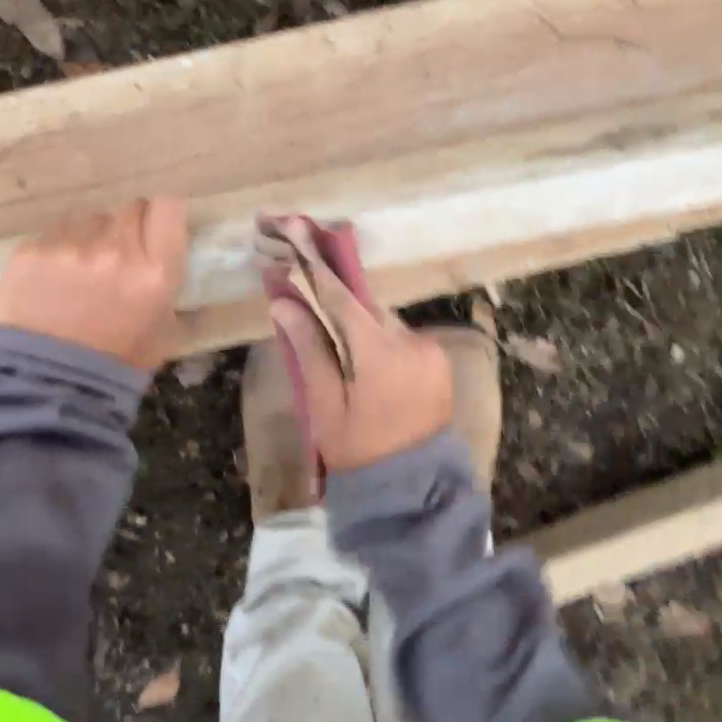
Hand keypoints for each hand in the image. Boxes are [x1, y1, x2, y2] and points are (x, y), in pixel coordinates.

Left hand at [0, 196, 189, 370]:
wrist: (44, 390)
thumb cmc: (114, 368)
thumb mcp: (162, 335)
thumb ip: (170, 294)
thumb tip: (169, 270)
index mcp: (155, 273)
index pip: (168, 208)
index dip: (163, 215)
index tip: (157, 229)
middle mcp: (116, 250)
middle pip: (130, 208)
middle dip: (128, 228)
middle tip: (118, 256)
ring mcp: (70, 247)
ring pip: (88, 219)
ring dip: (90, 238)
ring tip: (78, 273)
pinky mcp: (31, 252)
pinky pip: (52, 235)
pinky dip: (55, 251)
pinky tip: (49, 282)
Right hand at [268, 264, 452, 471]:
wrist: (412, 491)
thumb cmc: (359, 453)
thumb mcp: (326, 405)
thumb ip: (309, 349)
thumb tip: (283, 303)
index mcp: (383, 355)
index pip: (344, 299)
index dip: (316, 266)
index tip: (295, 229)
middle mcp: (413, 343)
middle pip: (365, 306)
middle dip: (336, 297)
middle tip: (306, 288)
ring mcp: (431, 352)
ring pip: (383, 320)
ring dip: (358, 321)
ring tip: (333, 337)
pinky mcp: (438, 362)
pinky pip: (399, 336)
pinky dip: (377, 337)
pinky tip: (361, 355)